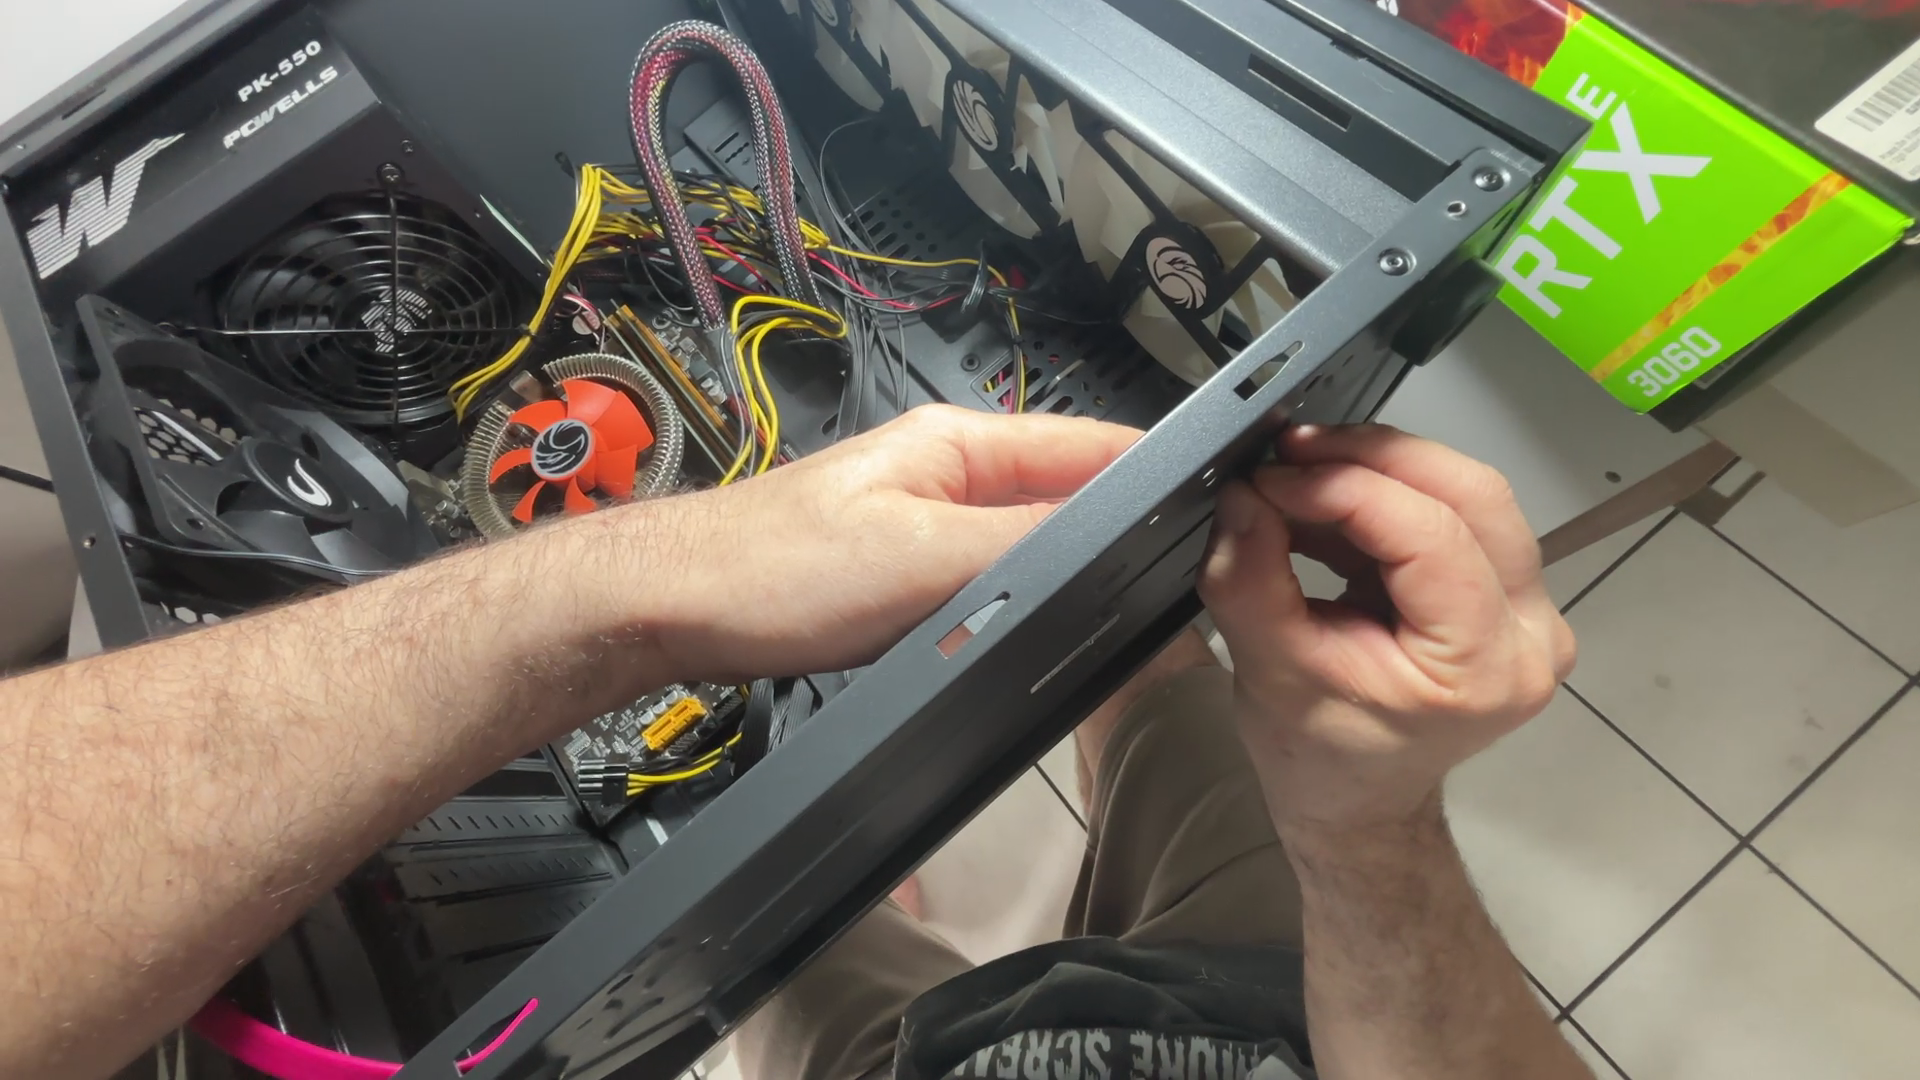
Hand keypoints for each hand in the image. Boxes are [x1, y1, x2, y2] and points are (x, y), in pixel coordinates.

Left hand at [602, 404, 1138, 682]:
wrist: (684, 604)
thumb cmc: (773, 567)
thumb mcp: (918, 557)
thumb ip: (1020, 543)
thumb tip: (1104, 537)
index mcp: (961, 445)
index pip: (1091, 445)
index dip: (1158, 471)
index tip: (1214, 500)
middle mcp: (951, 473)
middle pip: (1068, 490)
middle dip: (1125, 526)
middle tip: (1177, 568)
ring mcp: (931, 519)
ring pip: (1032, 535)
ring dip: (1077, 560)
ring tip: (1124, 594)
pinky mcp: (910, 565)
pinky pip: (991, 572)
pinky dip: (1026, 592)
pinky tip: (1041, 616)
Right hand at [1198, 424, 1574, 839]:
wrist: (1353, 796)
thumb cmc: (1312, 754)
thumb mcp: (1267, 669)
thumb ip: (1249, 579)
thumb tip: (1243, 493)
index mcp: (1481, 669)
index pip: (1429, 536)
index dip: (1342, 489)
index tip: (1265, 479)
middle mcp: (1530, 633)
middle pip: (1473, 494)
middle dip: (1372, 455)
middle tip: (1290, 449)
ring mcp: (1526, 610)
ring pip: (1468, 493)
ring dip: (1376, 468)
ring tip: (1298, 473)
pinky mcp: (1498, 595)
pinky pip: (1448, 514)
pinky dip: (1377, 496)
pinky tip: (1319, 503)